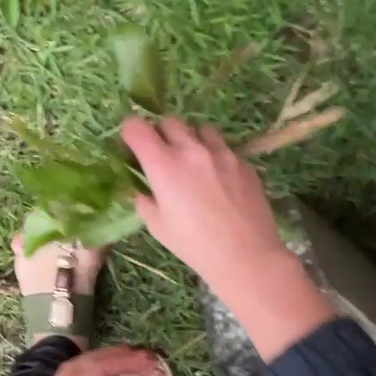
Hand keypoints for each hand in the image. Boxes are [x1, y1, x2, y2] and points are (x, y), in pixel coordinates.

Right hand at [121, 116, 335, 358]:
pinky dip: (213, 154)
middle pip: (169, 121)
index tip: (130, 145)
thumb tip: (141, 189)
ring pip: (199, 128)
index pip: (137, 128)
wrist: (245, 255)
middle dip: (160, 132)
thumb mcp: (157, 225)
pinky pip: (222, 147)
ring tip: (191, 161)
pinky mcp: (243, 161)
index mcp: (164, 165)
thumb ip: (144, 199)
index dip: (129, 132)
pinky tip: (215, 179)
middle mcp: (192, 150)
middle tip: (160, 153)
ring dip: (189, 138)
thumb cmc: (194, 245)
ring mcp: (221, 152)